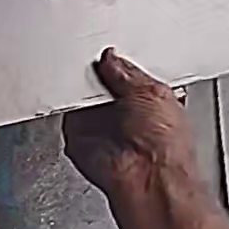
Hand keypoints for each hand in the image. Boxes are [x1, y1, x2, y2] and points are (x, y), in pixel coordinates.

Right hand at [63, 48, 198, 198]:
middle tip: (89, 64)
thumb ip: (126, 74)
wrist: (145, 176)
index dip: (114, 62)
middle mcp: (121, 114)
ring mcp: (98, 126)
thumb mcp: (152, 93)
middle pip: (97, 83)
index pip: (124, 74)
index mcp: (146, 101)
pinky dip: (64, 104)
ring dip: (77, 88)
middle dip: (92, 73)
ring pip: (79, 97)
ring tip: (81, 80)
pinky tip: (70, 97)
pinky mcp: (77, 137)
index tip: (103, 52)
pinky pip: (64, 115)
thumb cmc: (165, 145)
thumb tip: (110, 59)